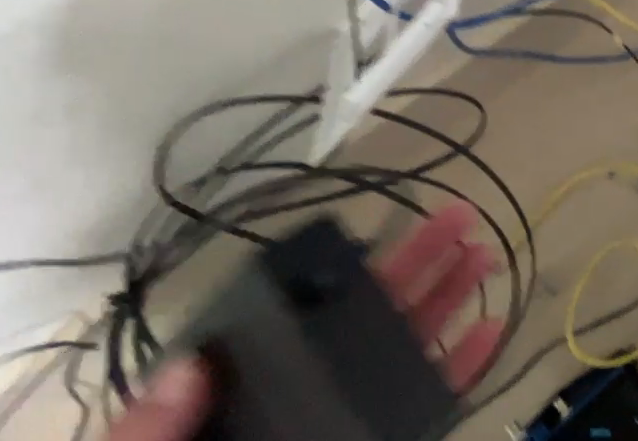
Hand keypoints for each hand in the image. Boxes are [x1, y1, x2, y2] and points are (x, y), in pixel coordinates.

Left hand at [109, 204, 502, 440]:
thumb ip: (149, 432)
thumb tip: (193, 363)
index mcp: (249, 396)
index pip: (293, 326)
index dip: (333, 279)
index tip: (370, 238)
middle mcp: (305, 399)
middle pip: (364, 324)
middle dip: (415, 267)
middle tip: (456, 219)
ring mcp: (349, 422)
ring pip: (405, 352)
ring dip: (447, 301)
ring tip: (482, 256)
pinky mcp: (384, 440)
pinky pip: (430, 404)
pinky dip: (464, 367)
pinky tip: (489, 330)